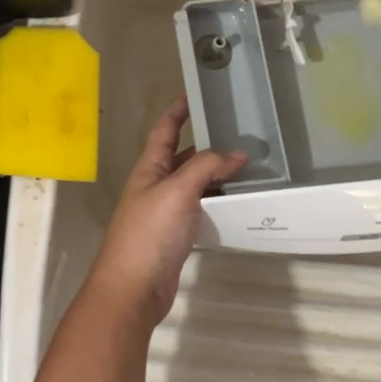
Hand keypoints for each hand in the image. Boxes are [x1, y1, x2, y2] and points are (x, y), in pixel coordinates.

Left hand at [83, 98, 244, 329]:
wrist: (133, 288)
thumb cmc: (150, 232)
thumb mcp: (178, 191)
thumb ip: (206, 168)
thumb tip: (237, 154)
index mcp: (149, 168)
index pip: (164, 130)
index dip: (177, 110)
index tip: (195, 93)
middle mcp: (154, 184)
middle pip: (180, 156)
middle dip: (204, 142)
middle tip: (237, 132)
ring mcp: (163, 211)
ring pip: (192, 183)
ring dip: (214, 172)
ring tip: (247, 164)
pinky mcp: (174, 235)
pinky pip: (198, 208)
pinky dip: (215, 200)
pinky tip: (235, 202)